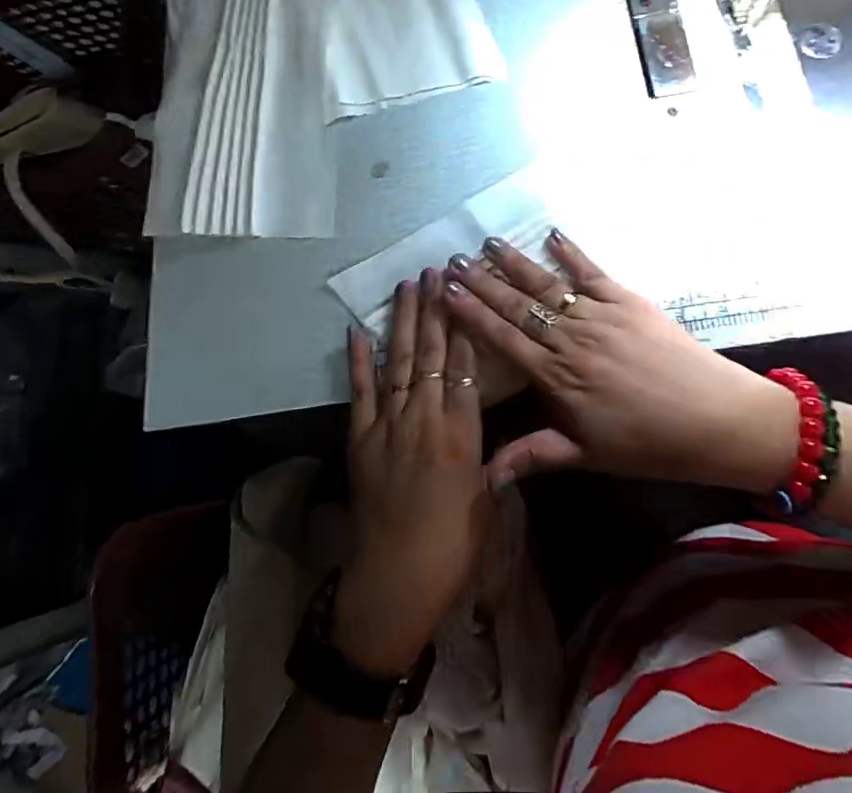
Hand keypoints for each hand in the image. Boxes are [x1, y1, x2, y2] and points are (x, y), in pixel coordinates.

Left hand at [336, 270, 487, 675]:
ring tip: (408, 286)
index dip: (467, 327)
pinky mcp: (360, 440)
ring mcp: (388, 427)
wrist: (395, 580)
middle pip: (433, 355)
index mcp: (463, 433)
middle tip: (437, 271)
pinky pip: (360, 393)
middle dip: (436, 311)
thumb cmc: (455, 544)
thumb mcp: (485, 497)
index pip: (467, 368)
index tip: (467, 293)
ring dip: (404, 323)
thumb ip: (488, 454)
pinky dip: (358, 362)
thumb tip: (492, 428)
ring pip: (400, 363)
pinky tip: (360, 332)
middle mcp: (426, 419)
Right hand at [443, 230, 798, 491]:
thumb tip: (485, 476)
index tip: (445, 292)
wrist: (710, 416)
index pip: (503, 339)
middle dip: (483, 283)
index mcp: (556, 377)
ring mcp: (601, 316)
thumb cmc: (647, 443)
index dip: (471, 314)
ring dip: (516, 263)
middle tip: (453, 261)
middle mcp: (571, 339)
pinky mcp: (630, 302)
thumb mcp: (588, 455)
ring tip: (488, 243)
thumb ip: (536, 453)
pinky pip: (593, 272)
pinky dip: (573, 253)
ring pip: (549, 285)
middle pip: (518, 306)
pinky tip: (553, 234)